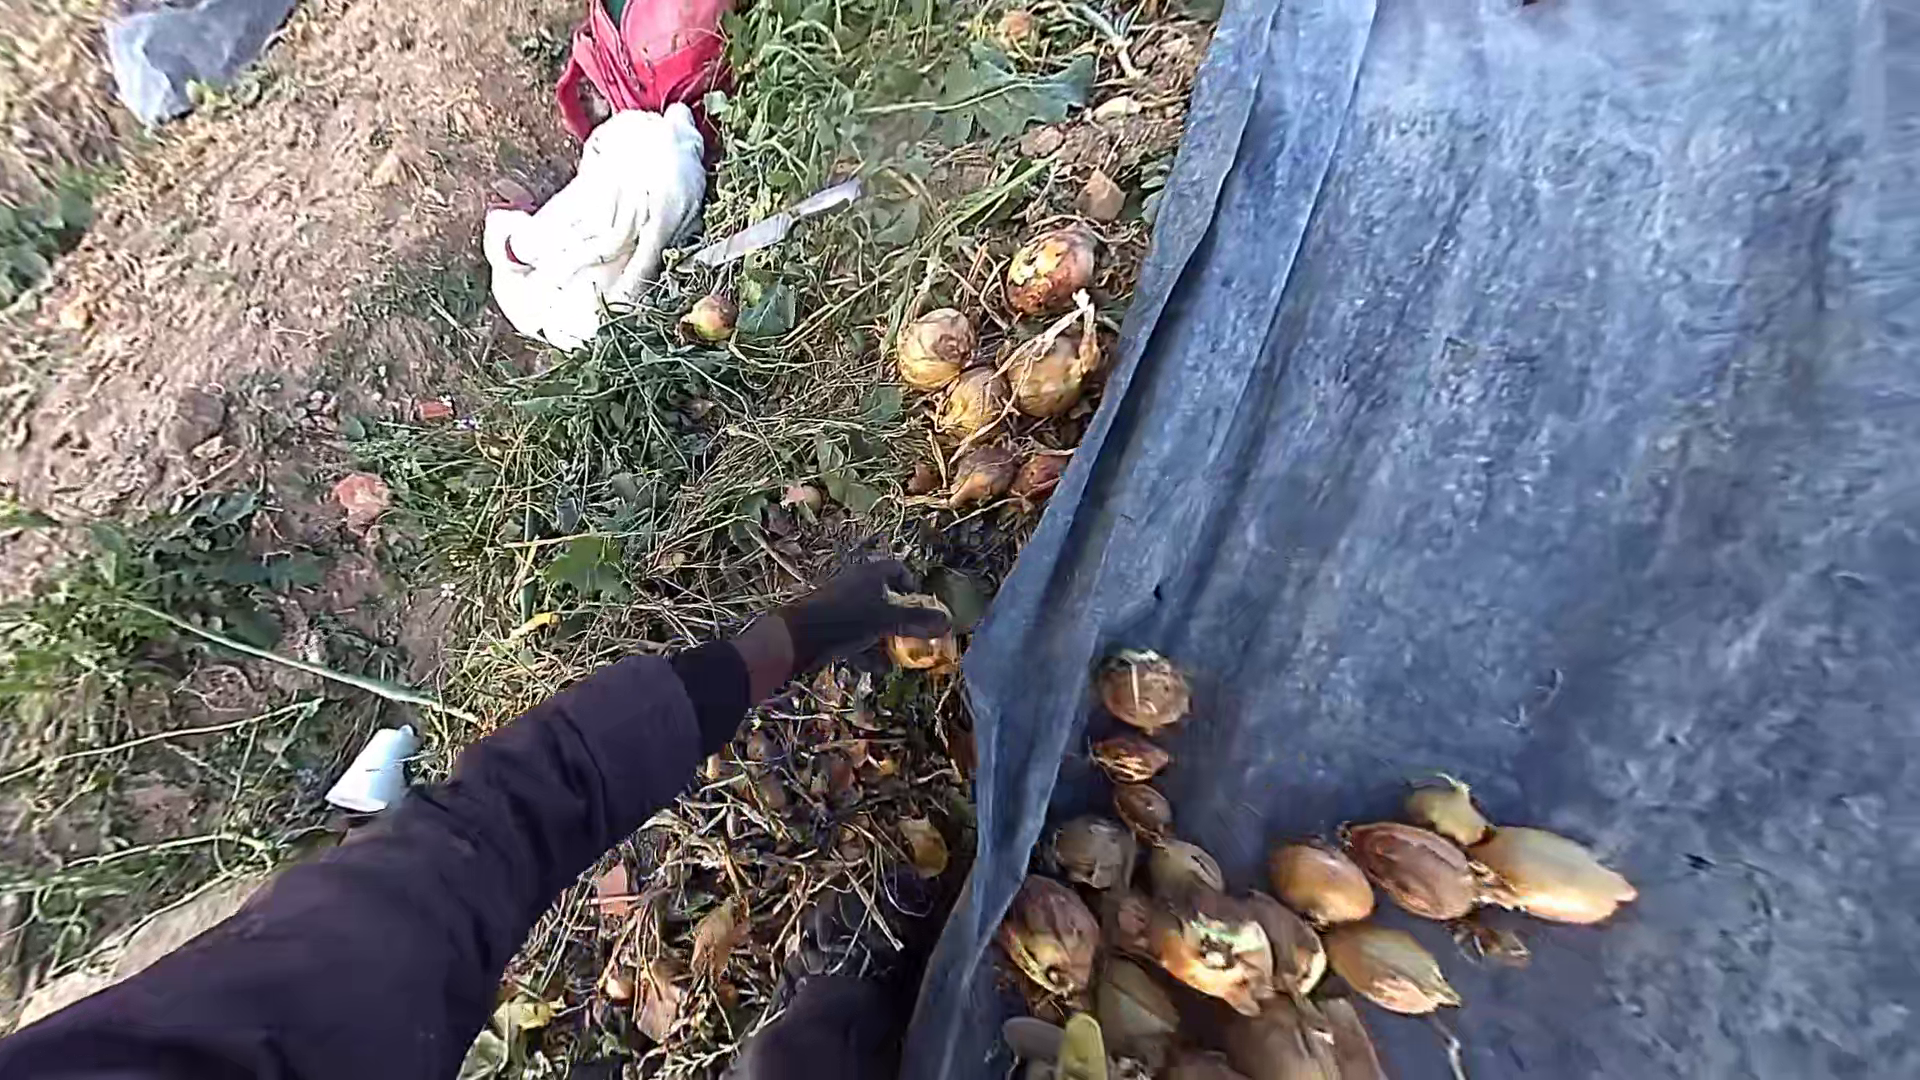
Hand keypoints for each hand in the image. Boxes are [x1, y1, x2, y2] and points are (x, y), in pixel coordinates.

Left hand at [777, 560, 952, 674]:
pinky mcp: (830, 626)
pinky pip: (855, 635)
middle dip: (900, 619)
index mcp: (869, 574)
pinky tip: (874, 669)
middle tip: (912, 634)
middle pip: (885, 597)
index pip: (897, 569)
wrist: (796, 638)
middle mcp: (855, 585)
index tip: (920, 604)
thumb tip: (947, 622)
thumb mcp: (885, 620)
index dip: (911, 584)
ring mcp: (841, 605)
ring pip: (870, 619)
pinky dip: (866, 651)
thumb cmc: (845, 620)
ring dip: (883, 638)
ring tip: (895, 657)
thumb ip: (916, 620)